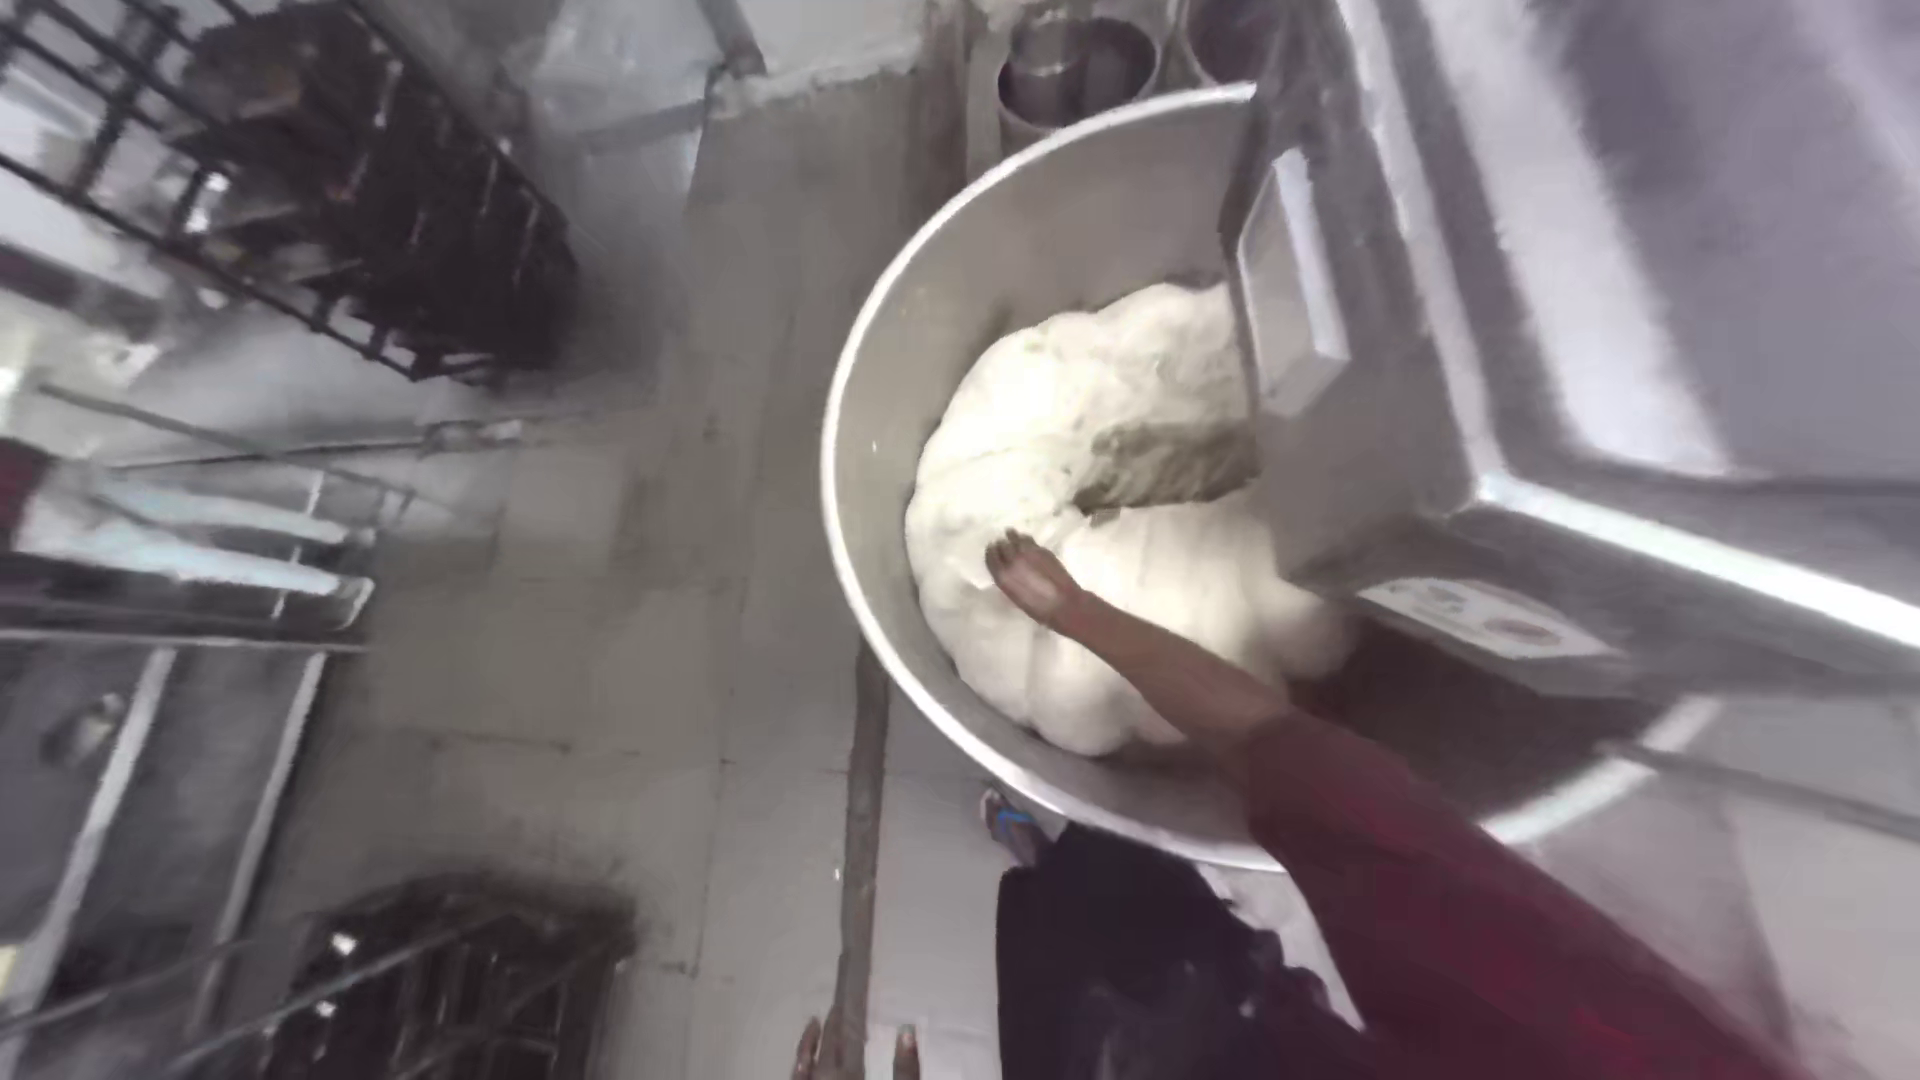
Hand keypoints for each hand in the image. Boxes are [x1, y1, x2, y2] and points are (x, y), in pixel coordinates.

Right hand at [986, 529, 1086, 629]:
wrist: (1063, 604)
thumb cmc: (1038, 608)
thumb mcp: (1015, 597)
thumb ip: (1008, 581)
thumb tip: (1007, 570)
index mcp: (1003, 576)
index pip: (991, 557)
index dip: (991, 552)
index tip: (992, 549)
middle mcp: (1012, 560)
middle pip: (1002, 545)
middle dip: (1001, 544)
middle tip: (1001, 543)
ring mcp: (1028, 552)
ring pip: (1015, 537)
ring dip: (1012, 536)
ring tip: (1011, 534)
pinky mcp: (1042, 549)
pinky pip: (1028, 539)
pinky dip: (1024, 539)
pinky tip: (1025, 540)